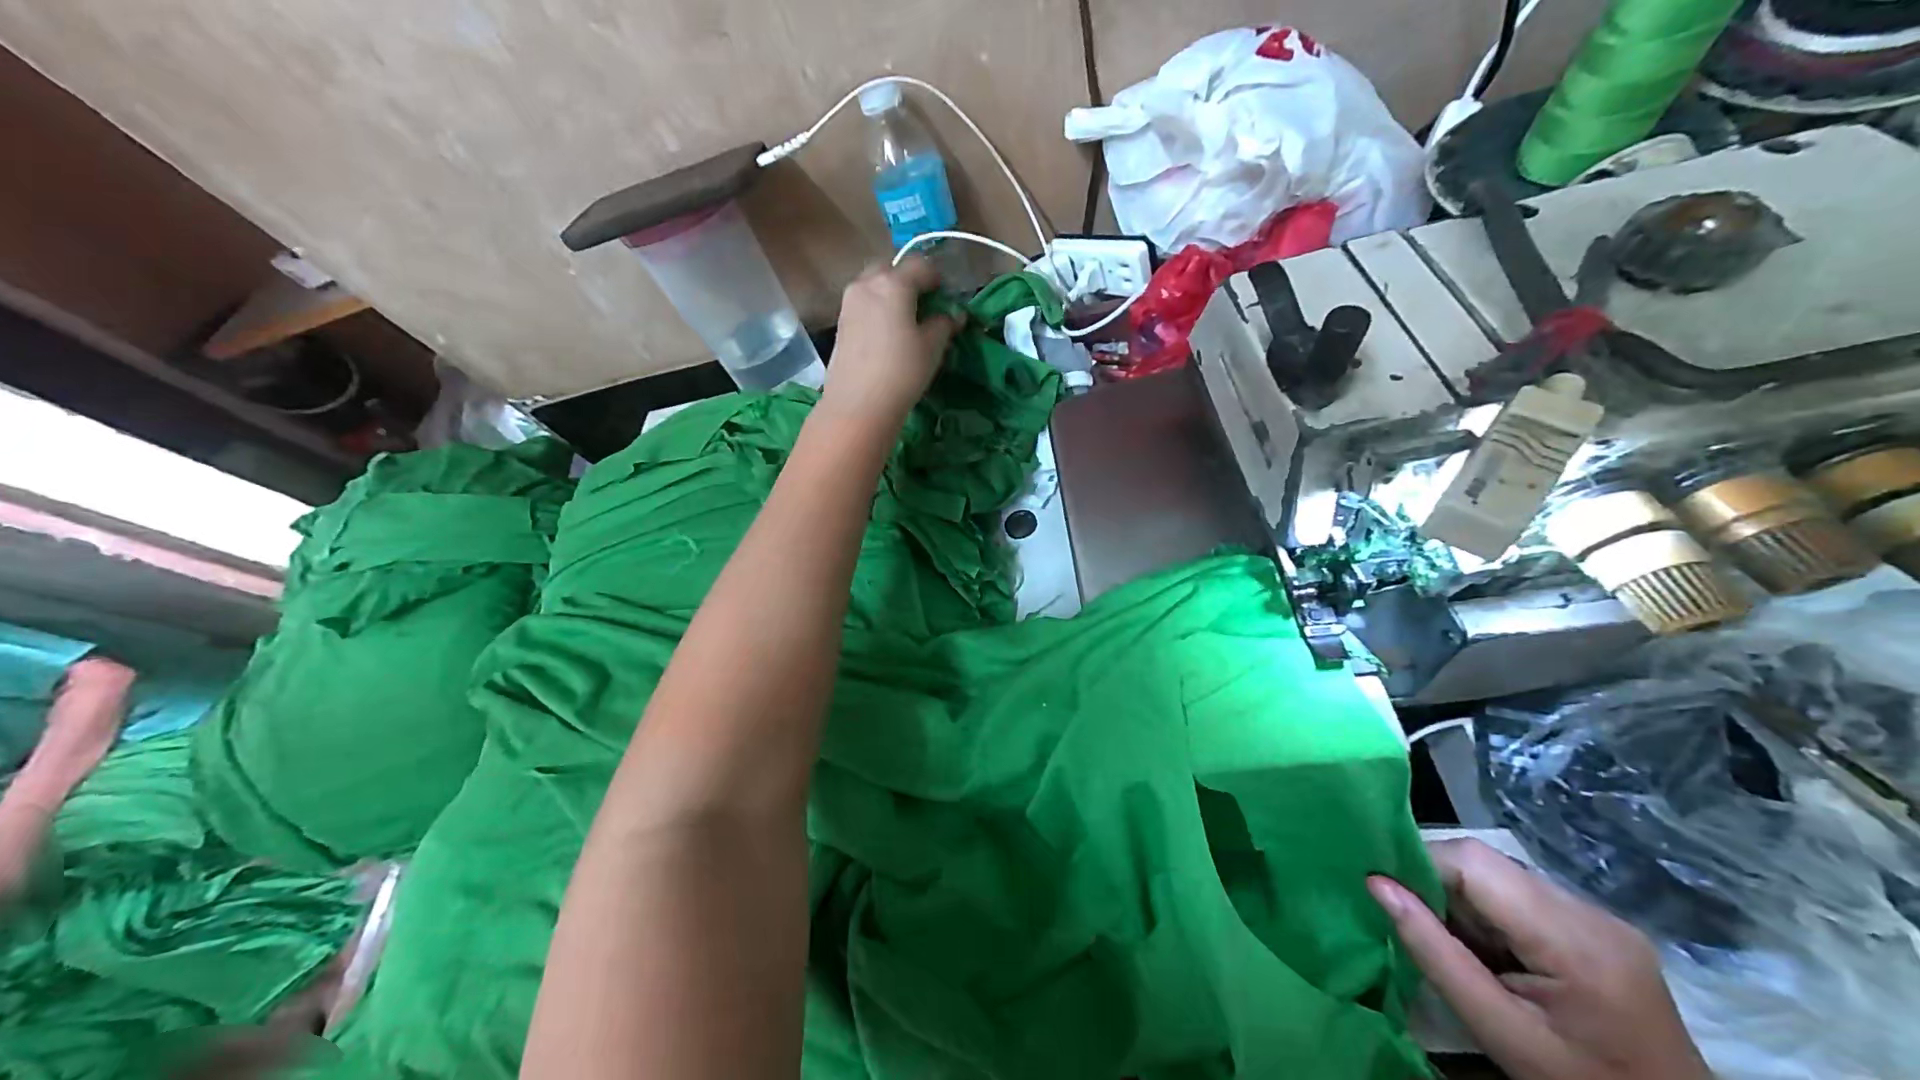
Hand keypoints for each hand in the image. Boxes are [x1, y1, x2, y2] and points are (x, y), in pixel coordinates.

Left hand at [819, 257, 961, 426]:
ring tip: (907, 321)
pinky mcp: (840, 323)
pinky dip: (878, 309)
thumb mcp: (933, 347)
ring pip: (874, 285)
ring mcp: (849, 302)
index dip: (938, 278)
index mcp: (893, 283)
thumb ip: (944, 323)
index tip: (947, 298)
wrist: (858, 405)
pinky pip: (864, 304)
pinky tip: (888, 334)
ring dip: (891, 294)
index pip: (921, 265)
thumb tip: (953, 315)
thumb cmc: (902, 372)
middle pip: (891, 269)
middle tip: (925, 305)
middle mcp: (866, 284)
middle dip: (909, 281)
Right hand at [1369, 838, 1709, 1079]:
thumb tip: (1375, 883)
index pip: (1475, 862)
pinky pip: (1524, 895)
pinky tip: (1494, 954)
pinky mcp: (1600, 927)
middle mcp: (1592, 912)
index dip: (1420, 863)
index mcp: (1574, 939)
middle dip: (1440, 884)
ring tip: (1461, 949)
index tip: (1384, 889)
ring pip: (1502, 875)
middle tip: (1419, 926)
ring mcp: (1602, 917)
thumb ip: (1434, 952)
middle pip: (1489, 863)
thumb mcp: (1498, 1029)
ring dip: (1464, 900)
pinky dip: (1491, 913)